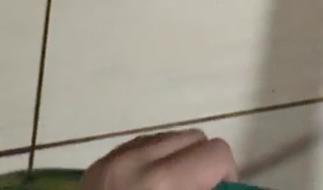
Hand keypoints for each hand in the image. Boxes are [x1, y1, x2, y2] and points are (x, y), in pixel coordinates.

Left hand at [80, 130, 236, 189]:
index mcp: (161, 185)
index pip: (216, 153)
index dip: (225, 176)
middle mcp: (136, 162)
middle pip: (195, 137)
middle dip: (202, 166)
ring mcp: (112, 160)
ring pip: (169, 137)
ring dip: (178, 161)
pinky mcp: (97, 165)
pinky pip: (142, 145)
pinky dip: (153, 162)